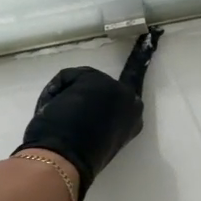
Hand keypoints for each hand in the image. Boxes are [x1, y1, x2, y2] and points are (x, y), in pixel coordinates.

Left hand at [15, 29, 160, 200]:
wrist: (67, 159)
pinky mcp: (97, 79)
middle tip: (64, 111)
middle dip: (84, 90)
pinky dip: (53, 93)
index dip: (138, 65)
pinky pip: (67, 79)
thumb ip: (94, 120)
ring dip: (66, 98)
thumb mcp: (92, 137)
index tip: (147, 41)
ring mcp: (116, 89)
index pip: (133, 92)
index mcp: (131, 122)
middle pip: (101, 86)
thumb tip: (74, 105)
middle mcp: (131, 103)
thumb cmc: (74, 158)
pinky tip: (53, 110)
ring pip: (82, 83)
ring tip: (55, 120)